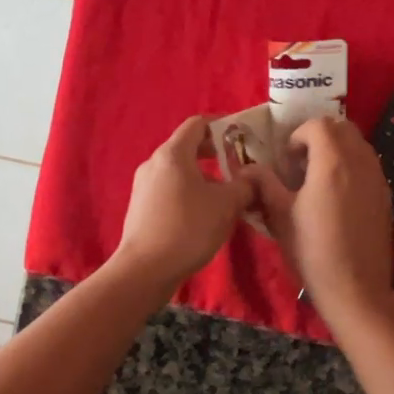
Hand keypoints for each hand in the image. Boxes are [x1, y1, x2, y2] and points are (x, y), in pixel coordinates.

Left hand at [112, 116, 254, 286]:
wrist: (145, 269)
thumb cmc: (188, 228)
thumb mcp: (227, 205)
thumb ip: (245, 185)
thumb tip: (252, 177)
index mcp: (173, 154)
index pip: (198, 124)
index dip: (221, 124)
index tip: (241, 136)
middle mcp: (153, 163)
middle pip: (187, 147)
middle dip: (215, 154)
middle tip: (239, 167)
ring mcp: (143, 186)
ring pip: (179, 171)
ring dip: (203, 177)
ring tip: (225, 195)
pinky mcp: (141, 208)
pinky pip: (169, 189)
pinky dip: (188, 192)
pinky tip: (203, 215)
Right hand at [240, 116, 393, 320]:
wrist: (355, 287)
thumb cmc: (312, 250)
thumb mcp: (280, 216)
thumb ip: (264, 184)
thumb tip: (247, 168)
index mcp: (332, 162)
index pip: (318, 125)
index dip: (299, 135)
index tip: (287, 160)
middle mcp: (360, 162)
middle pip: (343, 128)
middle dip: (320, 137)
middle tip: (301, 163)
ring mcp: (378, 179)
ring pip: (359, 145)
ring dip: (337, 151)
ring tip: (318, 179)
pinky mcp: (386, 196)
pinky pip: (369, 166)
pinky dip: (352, 167)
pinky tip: (336, 198)